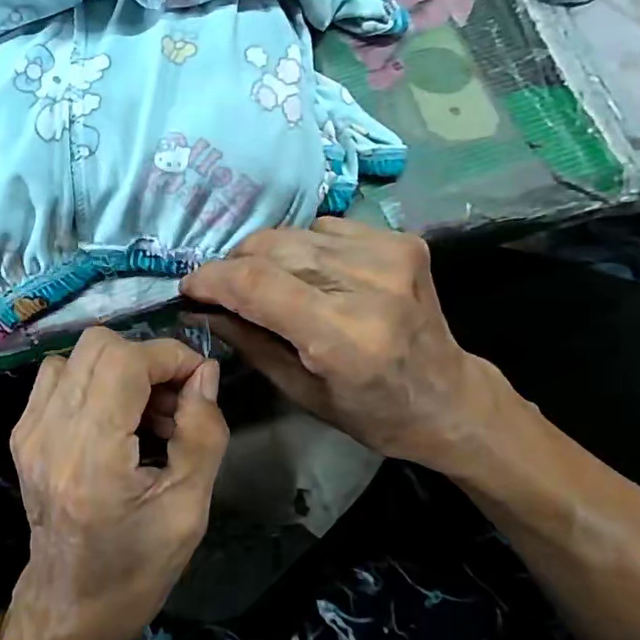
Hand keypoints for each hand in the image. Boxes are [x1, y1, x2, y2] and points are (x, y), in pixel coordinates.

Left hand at [0, 328, 227, 639]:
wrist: (69, 606)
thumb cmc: (135, 570)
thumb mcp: (188, 510)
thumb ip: (202, 433)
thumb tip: (205, 373)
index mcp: (91, 458)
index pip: (124, 362)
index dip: (169, 355)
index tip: (198, 380)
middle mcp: (49, 433)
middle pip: (97, 344)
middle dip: (146, 357)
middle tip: (173, 400)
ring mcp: (28, 431)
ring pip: (76, 354)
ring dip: (119, 368)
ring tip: (145, 414)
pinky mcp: (21, 433)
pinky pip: (58, 376)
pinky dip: (93, 381)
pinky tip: (114, 419)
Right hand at [180, 218, 518, 476]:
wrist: (450, 399)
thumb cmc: (370, 411)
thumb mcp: (298, 389)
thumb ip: (245, 339)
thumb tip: (196, 307)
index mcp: (345, 337)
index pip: (255, 284)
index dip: (211, 279)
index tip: (189, 288)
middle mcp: (371, 286)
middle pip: (270, 248)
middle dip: (233, 266)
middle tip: (221, 290)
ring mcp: (390, 256)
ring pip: (292, 233)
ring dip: (264, 256)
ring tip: (264, 283)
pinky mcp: (401, 241)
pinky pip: (322, 228)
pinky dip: (301, 247)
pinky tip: (307, 273)